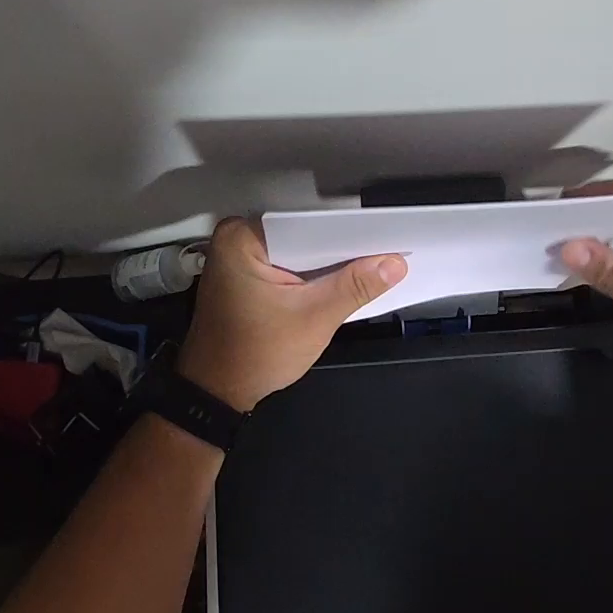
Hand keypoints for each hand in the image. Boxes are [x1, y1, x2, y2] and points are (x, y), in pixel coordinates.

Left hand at [177, 217, 406, 411]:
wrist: (216, 391)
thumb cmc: (255, 355)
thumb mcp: (313, 319)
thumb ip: (355, 286)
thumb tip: (395, 262)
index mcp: (242, 237)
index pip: (306, 221)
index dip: (349, 229)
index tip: (385, 234)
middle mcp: (235, 237)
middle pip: (302, 233)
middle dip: (340, 244)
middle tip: (386, 248)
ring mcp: (238, 255)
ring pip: (297, 248)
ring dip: (328, 259)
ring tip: (371, 260)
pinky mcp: (246, 273)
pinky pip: (287, 261)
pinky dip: (311, 271)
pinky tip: (340, 277)